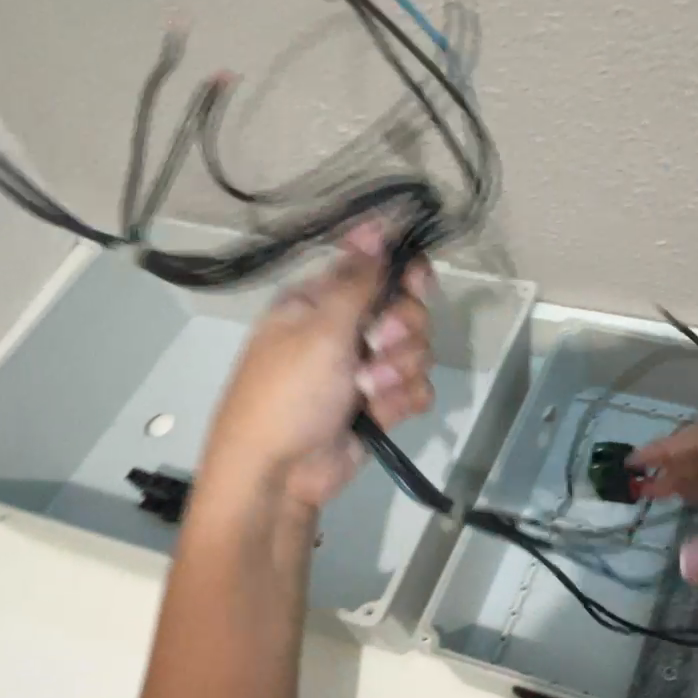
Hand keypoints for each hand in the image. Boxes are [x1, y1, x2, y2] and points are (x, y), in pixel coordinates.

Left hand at [198, 223, 434, 509]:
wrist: (279, 473)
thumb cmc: (288, 393)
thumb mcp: (320, 329)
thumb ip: (357, 279)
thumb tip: (376, 224)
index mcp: (322, 300)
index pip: (377, 267)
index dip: (404, 271)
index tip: (417, 282)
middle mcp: (346, 329)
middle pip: (408, 308)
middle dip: (403, 330)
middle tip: (379, 344)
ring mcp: (366, 369)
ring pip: (417, 352)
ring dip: (400, 371)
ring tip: (370, 391)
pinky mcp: (381, 405)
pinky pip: (416, 389)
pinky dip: (404, 401)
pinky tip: (382, 414)